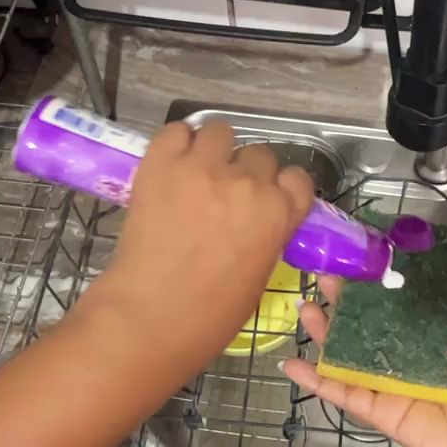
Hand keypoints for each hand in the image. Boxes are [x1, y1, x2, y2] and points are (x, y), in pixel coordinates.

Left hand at [79, 121, 313, 375]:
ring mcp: (203, 167)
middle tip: (225, 194)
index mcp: (278, 214)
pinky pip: (176, 131)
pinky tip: (171, 165)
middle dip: (246, 171)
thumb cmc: (209, 316)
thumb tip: (253, 224)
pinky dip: (176, 143)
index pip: (298, 178)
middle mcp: (248, 182)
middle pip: (259, 154)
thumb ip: (264, 237)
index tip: (267, 198)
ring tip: (197, 172)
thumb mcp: (258, 276)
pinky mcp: (161, 162)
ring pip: (220, 132)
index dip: (281, 187)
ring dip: (213, 150)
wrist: (149, 316)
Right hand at [282, 250, 446, 446]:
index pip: (411, 301)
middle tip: (326, 273)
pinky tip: (292, 364)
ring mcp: (397, 384)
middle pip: (375, 324)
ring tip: (304, 307)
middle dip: (350, 300)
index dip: (390, 279)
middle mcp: (418, 357)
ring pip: (354, 354)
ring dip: (327, 333)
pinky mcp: (384, 411)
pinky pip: (347, 393)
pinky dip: (319, 381)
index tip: (368, 254)